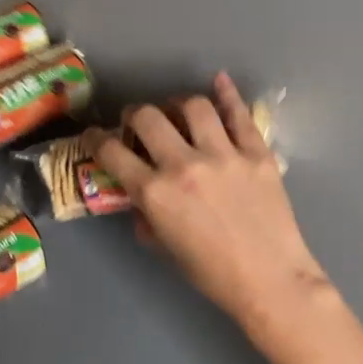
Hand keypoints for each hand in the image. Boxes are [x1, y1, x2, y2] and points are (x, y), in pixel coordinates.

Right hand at [93, 73, 328, 328]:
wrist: (269, 280)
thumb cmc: (209, 272)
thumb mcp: (162, 245)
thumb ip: (146, 213)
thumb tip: (140, 195)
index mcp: (154, 193)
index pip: (112, 152)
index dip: (95, 138)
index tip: (93, 135)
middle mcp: (184, 165)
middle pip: (149, 117)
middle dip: (135, 114)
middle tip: (137, 121)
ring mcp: (224, 155)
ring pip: (194, 106)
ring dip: (178, 105)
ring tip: (178, 112)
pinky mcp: (258, 154)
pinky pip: (240, 115)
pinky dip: (227, 95)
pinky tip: (219, 83)